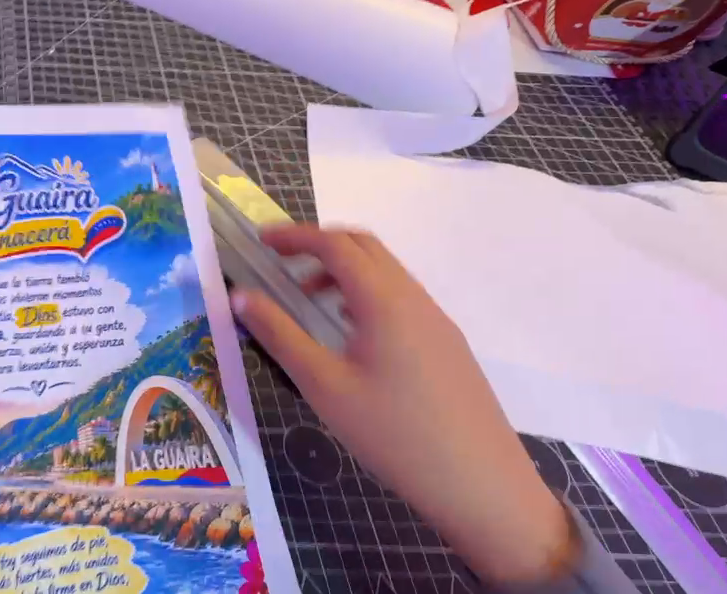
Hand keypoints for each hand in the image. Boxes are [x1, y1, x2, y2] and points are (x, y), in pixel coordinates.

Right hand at [231, 224, 576, 586]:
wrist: (486, 491)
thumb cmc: (394, 435)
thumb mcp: (323, 386)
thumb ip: (278, 334)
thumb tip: (239, 296)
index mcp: (384, 301)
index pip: (334, 244)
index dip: (294, 235)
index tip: (261, 242)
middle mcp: (414, 299)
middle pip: (364, 246)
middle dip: (318, 244)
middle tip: (281, 262)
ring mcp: (437, 322)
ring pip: (385, 271)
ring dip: (343, 269)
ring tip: (309, 301)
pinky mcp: (448, 345)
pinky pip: (401, 296)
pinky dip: (366, 292)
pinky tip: (351, 333)